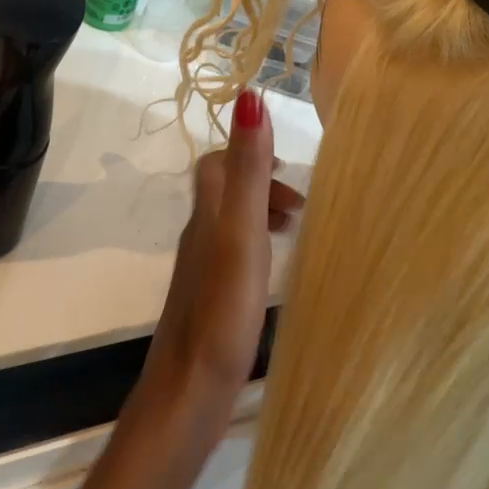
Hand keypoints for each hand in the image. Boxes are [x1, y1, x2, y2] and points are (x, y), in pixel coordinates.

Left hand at [149, 88, 306, 394]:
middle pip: (225, 191)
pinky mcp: (208, 303)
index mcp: (207, 216)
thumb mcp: (242, 233)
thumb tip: (248, 96)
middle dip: (262, 184)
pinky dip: (256, 248)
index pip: (217, 163)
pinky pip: (232, 256)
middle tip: (300, 204)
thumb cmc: (222, 309)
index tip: (287, 166)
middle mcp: (199, 236)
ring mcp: (200, 272)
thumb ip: (247, 170)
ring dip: (260, 215)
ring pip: (229, 224)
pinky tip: (272, 274)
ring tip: (295, 230)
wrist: (187, 392)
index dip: (247, 152)